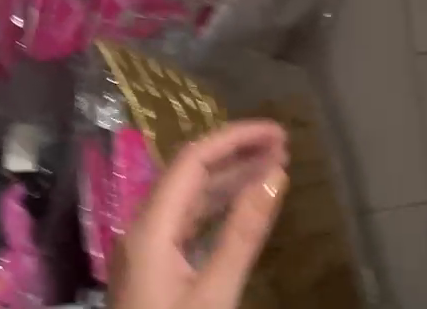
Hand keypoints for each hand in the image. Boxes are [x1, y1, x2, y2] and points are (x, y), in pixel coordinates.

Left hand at [115, 120, 289, 308]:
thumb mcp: (214, 296)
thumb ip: (242, 233)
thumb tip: (276, 173)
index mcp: (150, 228)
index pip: (193, 160)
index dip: (236, 138)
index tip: (278, 133)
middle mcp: (143, 231)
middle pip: (190, 173)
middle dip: (237, 154)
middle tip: (283, 146)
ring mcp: (146, 252)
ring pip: (190, 198)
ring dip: (231, 179)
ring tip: (273, 169)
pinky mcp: (154, 272)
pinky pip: (189, 223)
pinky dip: (220, 208)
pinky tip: (245, 209)